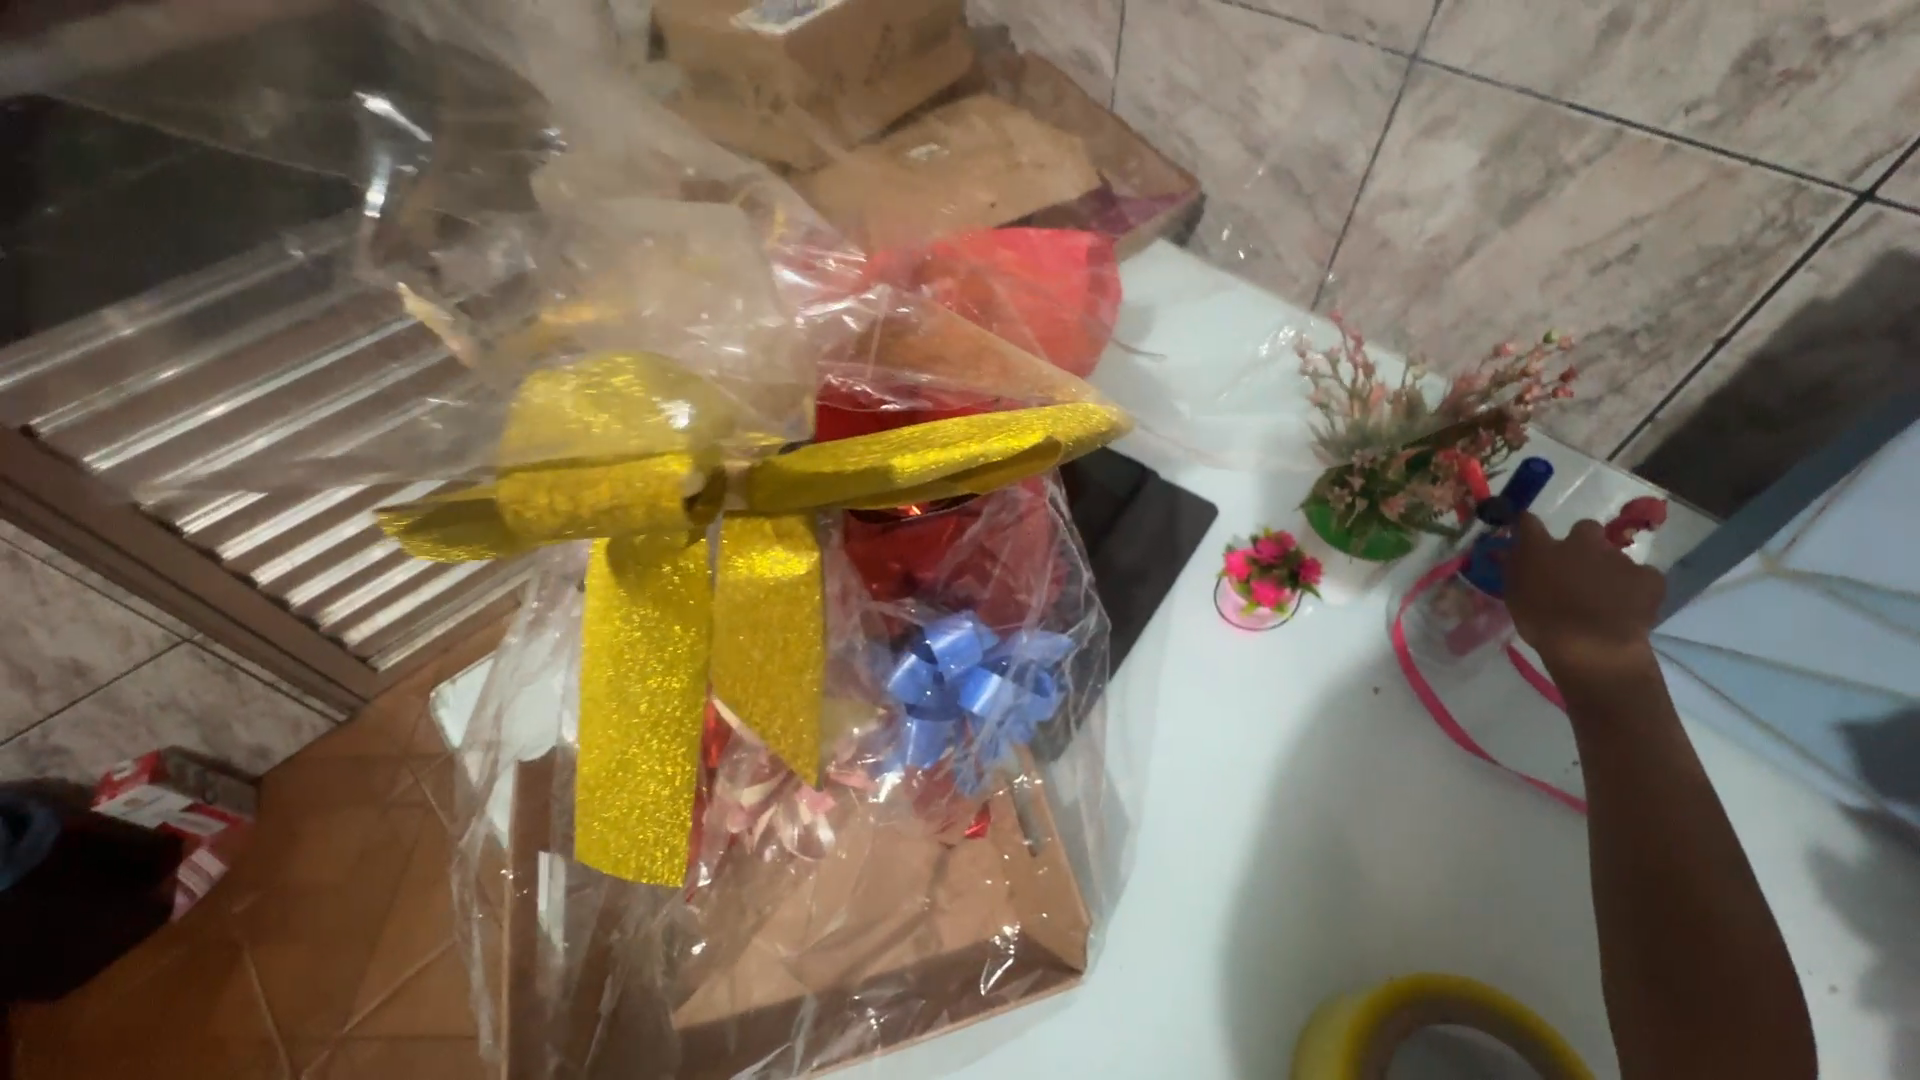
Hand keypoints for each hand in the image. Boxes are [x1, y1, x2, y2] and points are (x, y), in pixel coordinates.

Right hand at [1505, 513, 1666, 680]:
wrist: (1591, 646)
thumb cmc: (1542, 623)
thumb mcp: (1514, 596)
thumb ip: (1515, 569)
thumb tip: (1511, 552)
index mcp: (1541, 549)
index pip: (1528, 522)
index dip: (1528, 525)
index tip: (1526, 534)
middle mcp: (1580, 544)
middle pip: (1584, 528)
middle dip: (1582, 543)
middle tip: (1576, 567)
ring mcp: (1617, 558)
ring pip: (1613, 555)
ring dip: (1606, 568)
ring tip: (1604, 596)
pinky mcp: (1648, 576)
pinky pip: (1641, 575)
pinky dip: (1635, 586)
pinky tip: (1627, 604)